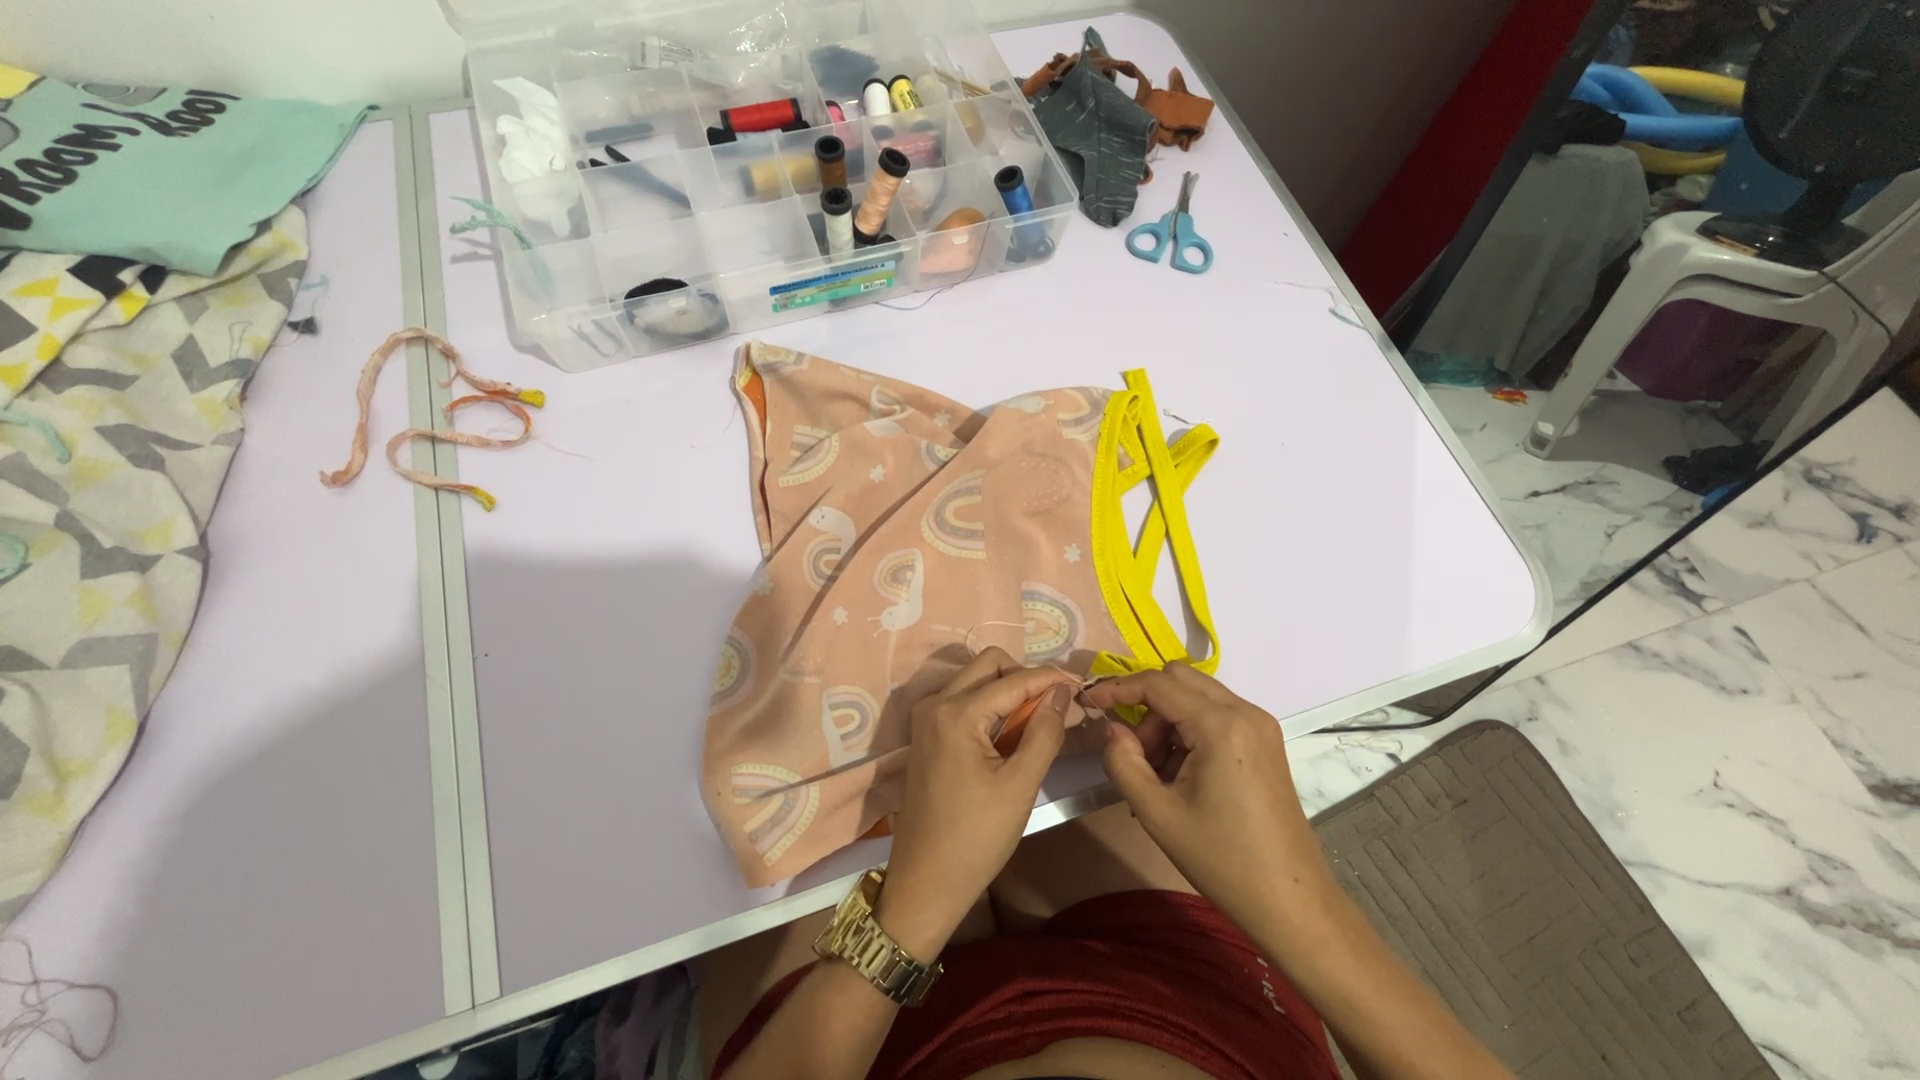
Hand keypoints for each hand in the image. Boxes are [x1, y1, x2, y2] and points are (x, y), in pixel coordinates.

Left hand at [878, 647, 1074, 958]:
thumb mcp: (1020, 786)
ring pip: (975, 680)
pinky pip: (962, 701)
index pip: (1014, 679)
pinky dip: (990, 706)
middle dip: (1027, 678)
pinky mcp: (925, 734)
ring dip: (1008, 690)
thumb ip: (1044, 733)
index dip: (1051, 679)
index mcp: (956, 714)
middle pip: (989, 665)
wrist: (925, 881)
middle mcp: (935, 703)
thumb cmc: (976, 838)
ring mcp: (926, 718)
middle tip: (1058, 707)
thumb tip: (1062, 693)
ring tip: (1042, 721)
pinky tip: (1014, 732)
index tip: (1083, 687)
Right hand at [1085, 663, 1335, 930]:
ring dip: (1167, 722)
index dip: (1118, 687)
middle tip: (1134, 754)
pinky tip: (1181, 777)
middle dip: (1147, 707)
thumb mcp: (1158, 813)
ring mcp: (1260, 726)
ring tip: (1157, 776)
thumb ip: (1124, 762)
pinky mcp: (1265, 743)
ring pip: (1197, 697)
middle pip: (1180, 680)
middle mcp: (1246, 713)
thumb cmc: (1222, 859)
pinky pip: (1216, 717)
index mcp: (1221, 725)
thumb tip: (1111, 729)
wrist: (1289, 900)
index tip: (1089, 701)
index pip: (1159, 684)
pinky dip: (1189, 732)